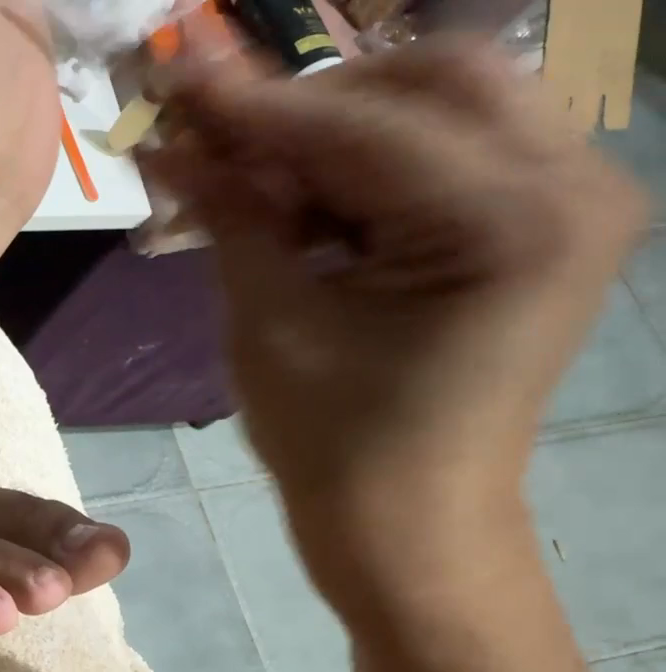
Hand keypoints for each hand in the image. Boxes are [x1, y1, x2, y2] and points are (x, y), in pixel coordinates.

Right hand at [143, 41, 643, 545]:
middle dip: (310, 102)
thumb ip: (235, 218)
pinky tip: (297, 208)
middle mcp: (570, 184)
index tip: (173, 79)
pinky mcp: (539, 221)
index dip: (256, 105)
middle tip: (217, 140)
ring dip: (332, 134)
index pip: (363, 124)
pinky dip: (363, 167)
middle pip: (431, 78)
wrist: (409, 521)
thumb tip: (175, 145)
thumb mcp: (268, 325)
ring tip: (246, 184)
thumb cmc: (333, 443)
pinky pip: (446, 155)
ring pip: (441, 107)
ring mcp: (568, 199)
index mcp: (509, 221)